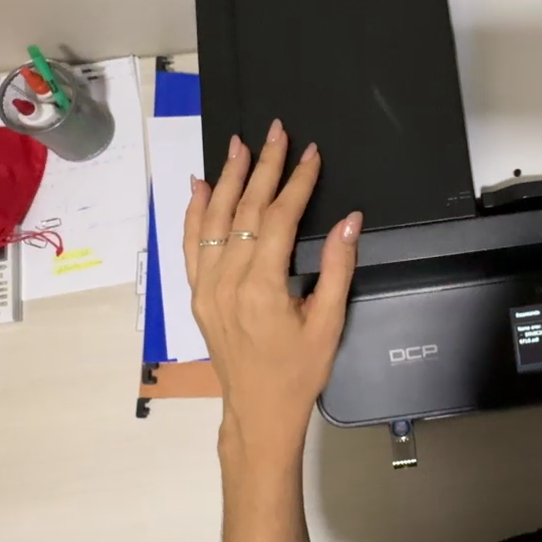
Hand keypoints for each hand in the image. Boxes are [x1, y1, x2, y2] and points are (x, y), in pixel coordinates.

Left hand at [183, 119, 361, 471]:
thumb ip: (338, 268)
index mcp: (262, 286)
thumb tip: (350, 220)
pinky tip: (200, 186)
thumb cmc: (298, 371)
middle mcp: (227, 280)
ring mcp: (206, 286)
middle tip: (275, 131)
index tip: (310, 153)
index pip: (279, 218)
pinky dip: (195, 212)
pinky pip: (192, 244)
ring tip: (238, 145)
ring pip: (215, 219)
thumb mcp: (329, 323)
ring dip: (228, 178)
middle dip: (262, 167)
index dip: (297, 182)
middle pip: (245, 209)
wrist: (257, 410)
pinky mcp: (197, 294)